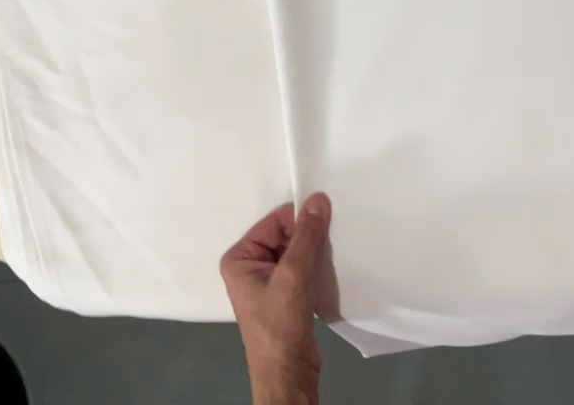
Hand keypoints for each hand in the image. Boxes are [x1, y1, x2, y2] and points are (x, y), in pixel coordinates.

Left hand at [221, 193, 331, 404]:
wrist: (289, 376)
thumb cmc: (281, 325)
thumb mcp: (294, 275)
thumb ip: (306, 235)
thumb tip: (318, 198)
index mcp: (239, 257)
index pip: (275, 222)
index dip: (300, 220)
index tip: (326, 221)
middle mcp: (250, 265)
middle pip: (286, 234)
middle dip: (309, 236)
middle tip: (333, 237)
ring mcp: (268, 281)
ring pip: (296, 250)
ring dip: (315, 251)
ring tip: (333, 251)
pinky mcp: (285, 295)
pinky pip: (302, 267)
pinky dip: (316, 266)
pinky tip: (331, 267)